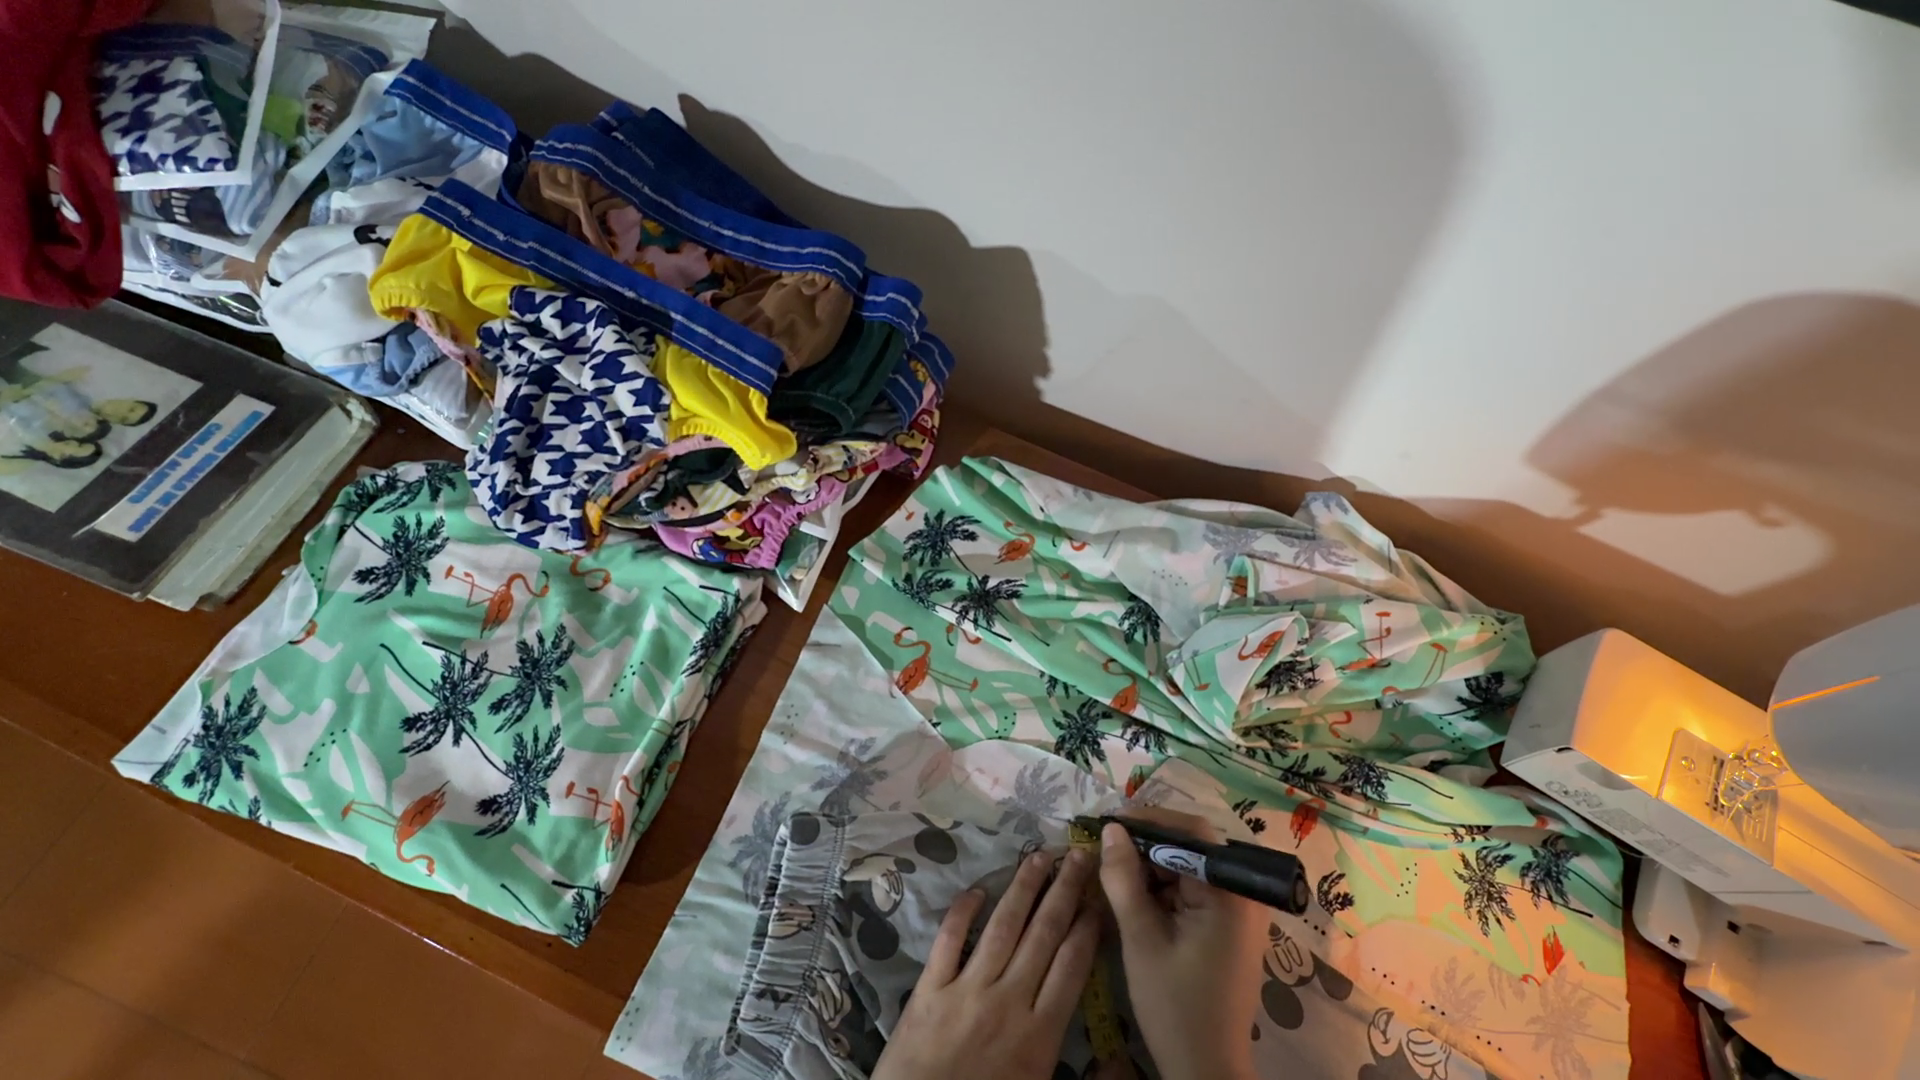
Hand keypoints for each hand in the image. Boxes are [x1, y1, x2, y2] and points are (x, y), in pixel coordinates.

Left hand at [874, 848, 1102, 1079]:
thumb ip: (1085, 1076)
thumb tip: (1122, 1061)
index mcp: (1040, 1033)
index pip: (1072, 964)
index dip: (1087, 925)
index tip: (1098, 896)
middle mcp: (1008, 1000)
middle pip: (1043, 934)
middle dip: (1064, 890)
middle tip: (1078, 855)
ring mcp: (967, 990)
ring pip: (1002, 926)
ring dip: (1023, 888)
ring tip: (1039, 856)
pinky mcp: (930, 989)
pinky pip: (949, 940)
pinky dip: (963, 911)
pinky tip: (978, 888)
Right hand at [1099, 808, 1263, 1079]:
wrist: (1206, 1068)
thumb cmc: (1175, 1004)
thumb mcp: (1141, 938)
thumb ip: (1123, 879)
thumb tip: (1111, 828)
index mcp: (1229, 892)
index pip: (1191, 832)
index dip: (1148, 820)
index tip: (1108, 823)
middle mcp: (1240, 893)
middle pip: (1190, 847)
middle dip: (1145, 845)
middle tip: (1104, 850)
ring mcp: (1237, 911)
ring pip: (1187, 867)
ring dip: (1150, 867)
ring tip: (1113, 875)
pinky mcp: (1227, 927)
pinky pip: (1192, 890)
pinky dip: (1162, 889)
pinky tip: (1134, 900)